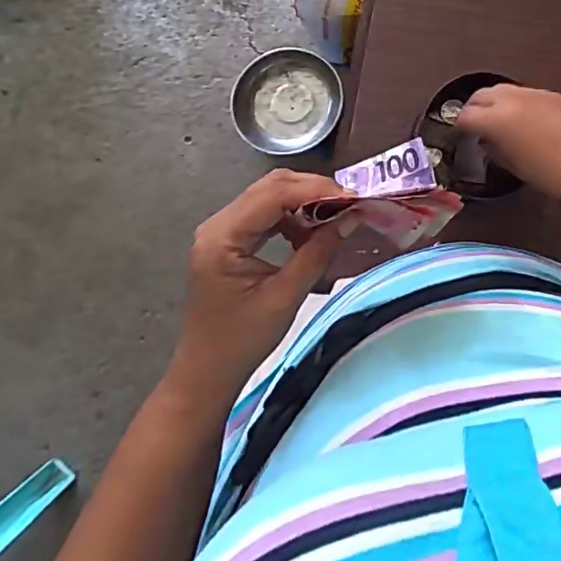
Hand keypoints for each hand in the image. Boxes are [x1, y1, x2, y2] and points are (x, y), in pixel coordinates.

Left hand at [170, 169, 347, 396]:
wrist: (206, 373)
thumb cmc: (241, 341)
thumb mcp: (285, 297)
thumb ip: (318, 252)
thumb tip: (351, 217)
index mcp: (223, 236)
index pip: (274, 194)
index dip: (317, 190)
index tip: (353, 199)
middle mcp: (218, 223)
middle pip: (271, 186)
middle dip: (314, 190)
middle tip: (350, 203)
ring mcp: (222, 228)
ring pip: (270, 195)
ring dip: (305, 201)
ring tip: (336, 215)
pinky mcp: (230, 237)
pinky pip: (266, 212)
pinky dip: (293, 215)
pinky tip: (312, 231)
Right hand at [456, 85, 560, 208]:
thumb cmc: (557, 176)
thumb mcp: (517, 168)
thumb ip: (496, 150)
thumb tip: (488, 142)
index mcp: (500, 119)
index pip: (466, 115)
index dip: (459, 126)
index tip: (459, 135)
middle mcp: (515, 99)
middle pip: (481, 95)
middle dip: (473, 109)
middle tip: (474, 126)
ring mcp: (537, 94)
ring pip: (504, 90)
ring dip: (494, 103)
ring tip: (498, 122)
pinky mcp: (555, 95)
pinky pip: (526, 93)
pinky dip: (516, 103)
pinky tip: (525, 121)